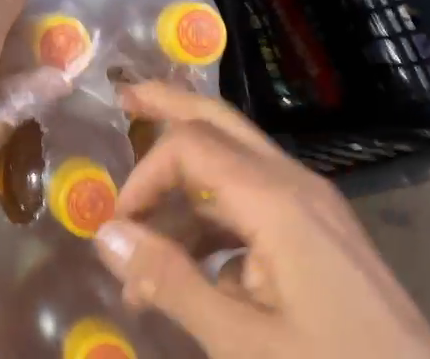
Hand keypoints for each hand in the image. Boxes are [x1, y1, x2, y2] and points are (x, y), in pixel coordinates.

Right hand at [92, 82, 429, 358]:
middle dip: (168, 106)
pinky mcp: (322, 237)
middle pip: (219, 121)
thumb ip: (170, 282)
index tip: (118, 231)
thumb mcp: (242, 343)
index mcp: (276, 199)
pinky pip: (256, 204)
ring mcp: (314, 208)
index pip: (189, 146)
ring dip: (185, 188)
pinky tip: (194, 270)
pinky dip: (215, 222)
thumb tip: (106, 234)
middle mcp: (295, 185)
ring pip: (235, 163)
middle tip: (120, 96)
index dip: (143, 176)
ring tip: (143, 239)